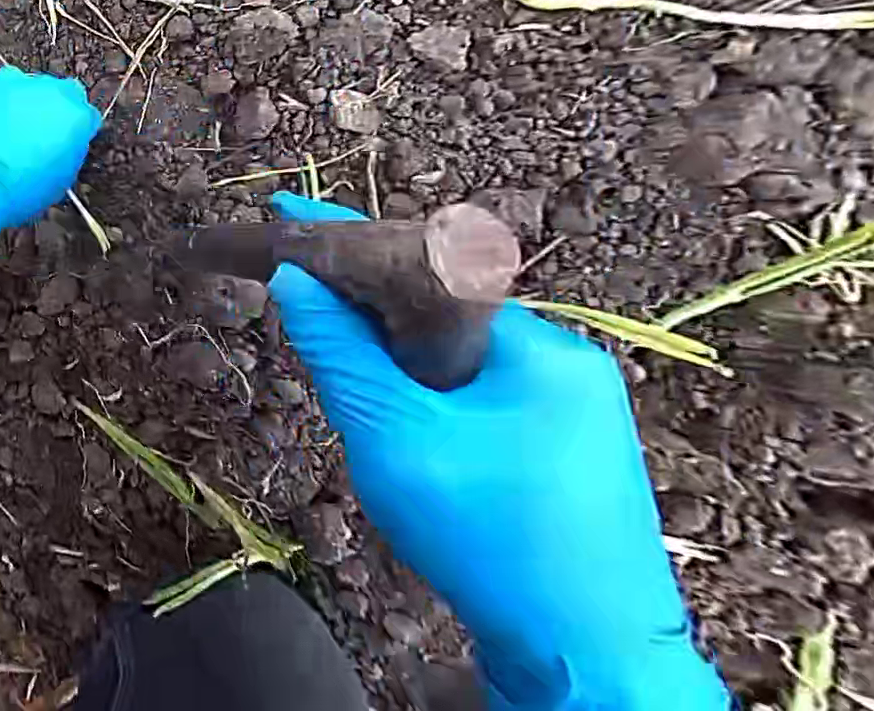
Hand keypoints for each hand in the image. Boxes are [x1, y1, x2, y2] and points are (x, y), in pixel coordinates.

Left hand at [0, 66, 99, 266]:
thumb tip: (65, 148)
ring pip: (37, 88)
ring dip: (30, 103)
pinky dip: (6, 96)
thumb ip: (70, 154)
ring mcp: (28, 85)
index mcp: (80, 120)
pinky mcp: (0, 83)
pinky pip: (10, 84)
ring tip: (14, 128)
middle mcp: (59, 95)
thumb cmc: (18, 189)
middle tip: (40, 134)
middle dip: (55, 112)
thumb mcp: (60, 182)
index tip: (64, 141)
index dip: (74, 132)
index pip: (87, 118)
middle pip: (65, 96)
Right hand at [266, 192, 727, 709]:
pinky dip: (411, 373)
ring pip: (442, 346)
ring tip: (329, 345)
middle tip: (295, 288)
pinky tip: (381, 392)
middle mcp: (556, 359)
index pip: (422, 268)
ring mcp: (563, 401)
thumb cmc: (483, 534)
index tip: (285, 211)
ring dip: (383, 341)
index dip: (346, 240)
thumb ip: (338, 349)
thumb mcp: (389, 431)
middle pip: (431, 303)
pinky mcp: (554, 437)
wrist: (588, 661)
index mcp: (531, 346)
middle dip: (358, 297)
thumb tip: (290, 277)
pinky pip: (463, 380)